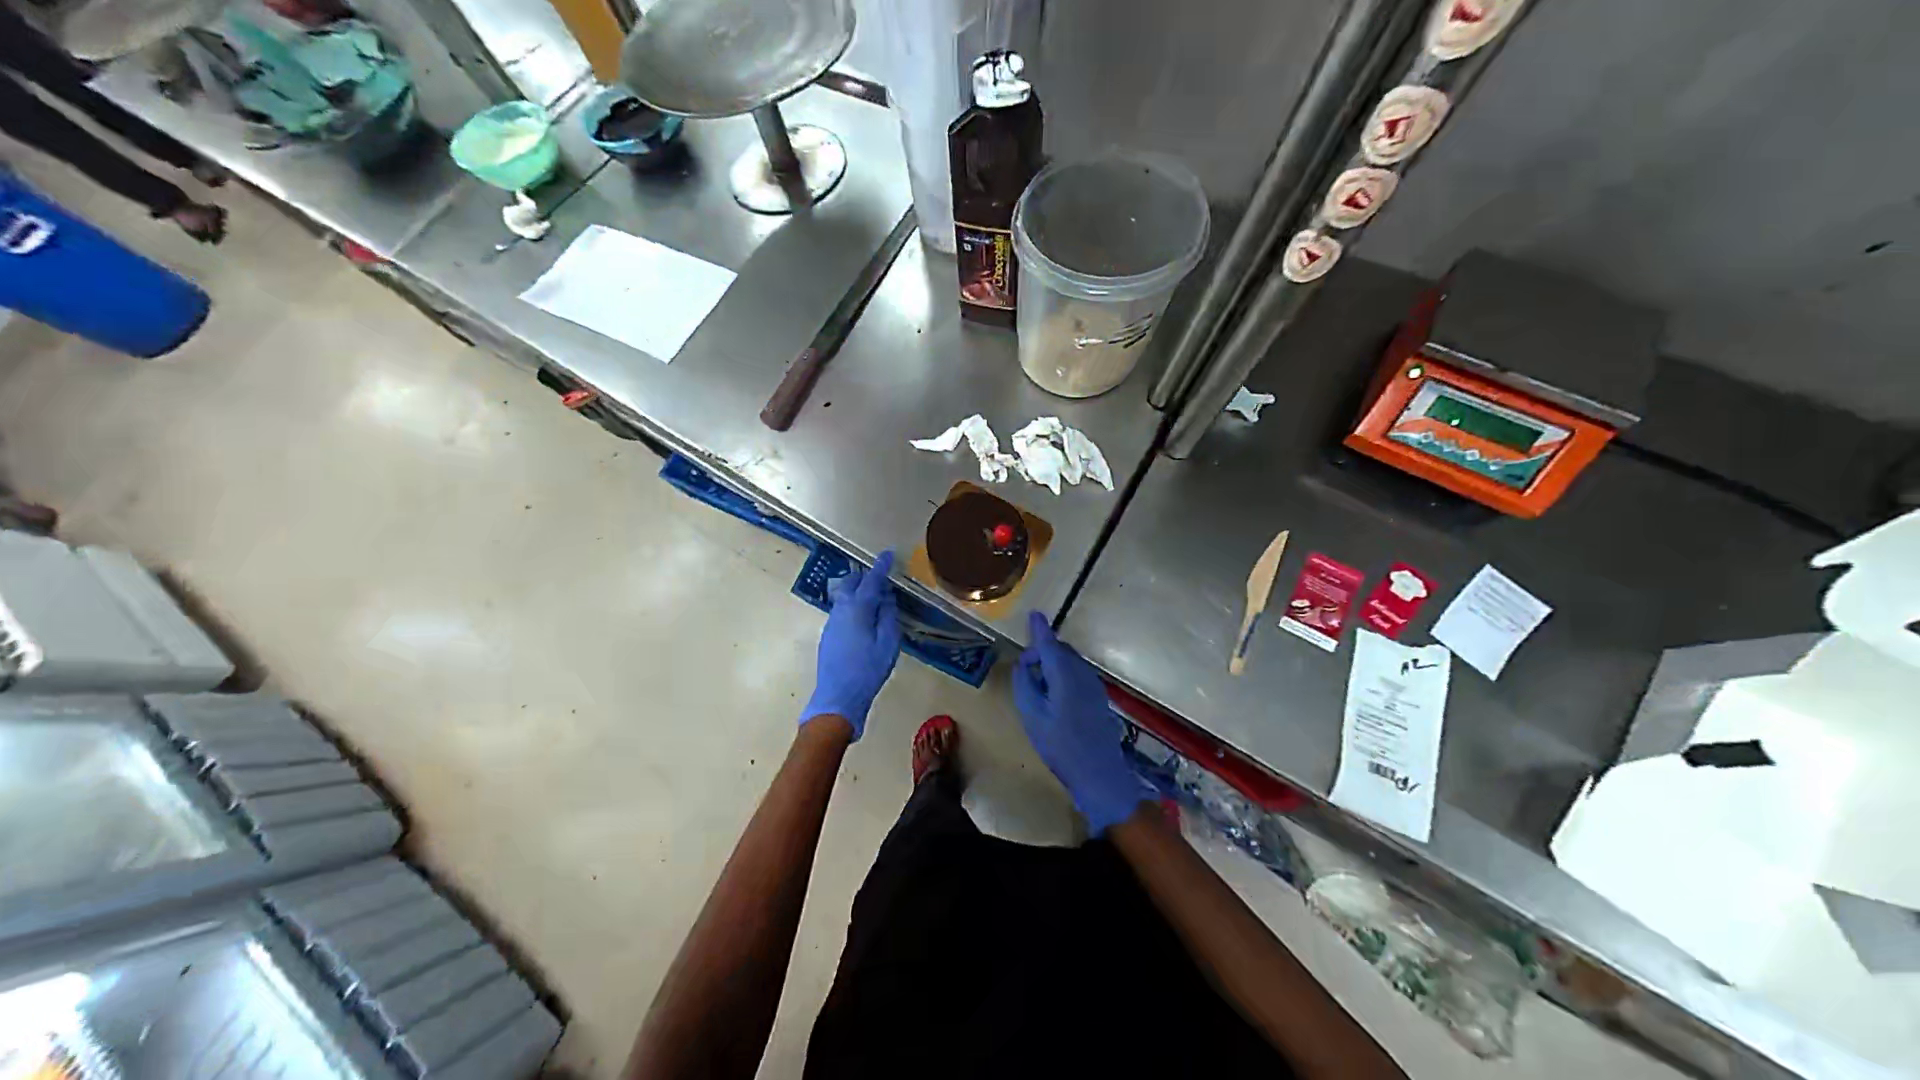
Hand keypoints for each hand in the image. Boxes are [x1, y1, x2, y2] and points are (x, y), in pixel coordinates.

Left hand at [800, 551, 902, 739]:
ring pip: (845, 598)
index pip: (871, 580)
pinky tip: (863, 620)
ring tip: (875, 599)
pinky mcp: (828, 636)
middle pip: (852, 584)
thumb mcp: (888, 643)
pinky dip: (854, 607)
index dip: (881, 566)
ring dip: (859, 593)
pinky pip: (842, 612)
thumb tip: (886, 598)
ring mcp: (831, 623)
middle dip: (865, 577)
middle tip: (881, 577)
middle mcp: (841, 610)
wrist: (837, 697)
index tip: (888, 554)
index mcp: (858, 608)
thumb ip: (888, 616)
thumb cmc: (868, 670)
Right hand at [1012, 611, 1149, 834]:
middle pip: (1061, 651)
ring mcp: (1094, 686)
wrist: (1099, 774)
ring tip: (1037, 688)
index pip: (1049, 644)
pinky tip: (1055, 698)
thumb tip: (1023, 665)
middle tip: (1025, 671)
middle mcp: (1083, 674)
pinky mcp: (1099, 698)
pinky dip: (1063, 675)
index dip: (1039, 630)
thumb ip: (1025, 684)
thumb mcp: (1032, 716)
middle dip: (1042, 652)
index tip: (1033, 614)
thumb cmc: (1061, 746)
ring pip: (1070, 663)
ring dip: (1053, 665)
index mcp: (1065, 675)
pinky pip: (1077, 675)